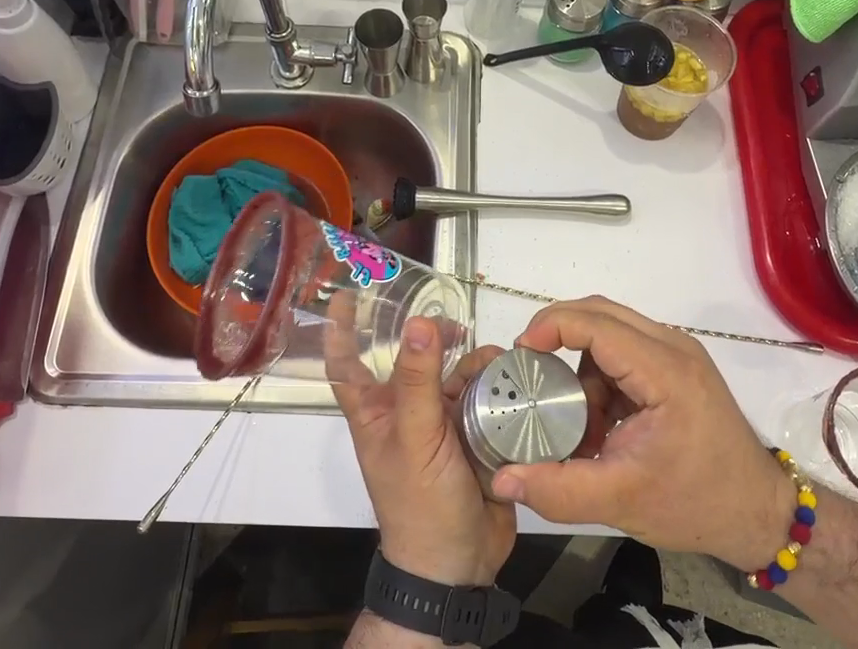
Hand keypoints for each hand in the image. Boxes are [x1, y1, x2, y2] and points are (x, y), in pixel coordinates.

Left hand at [335, 318, 517, 585]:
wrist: (459, 565)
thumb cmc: (420, 503)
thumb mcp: (415, 439)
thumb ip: (417, 381)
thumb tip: (418, 321)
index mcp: (376, 412)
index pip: (348, 362)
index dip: (343, 328)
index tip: (349, 293)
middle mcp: (407, 411)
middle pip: (413, 359)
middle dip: (432, 336)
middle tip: (456, 322)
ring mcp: (442, 422)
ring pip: (455, 373)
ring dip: (474, 361)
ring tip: (496, 359)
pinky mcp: (475, 434)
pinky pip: (484, 396)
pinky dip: (497, 384)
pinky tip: (514, 377)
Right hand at [490, 298, 794, 571]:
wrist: (759, 513)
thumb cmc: (697, 503)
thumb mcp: (621, 501)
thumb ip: (558, 489)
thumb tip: (501, 478)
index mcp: (665, 371)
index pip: (596, 323)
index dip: (551, 328)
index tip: (519, 356)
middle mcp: (673, 347)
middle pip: (600, 314)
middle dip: (558, 337)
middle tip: (528, 373)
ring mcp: (677, 355)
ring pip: (610, 331)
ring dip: (580, 365)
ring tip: (574, 419)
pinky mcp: (676, 368)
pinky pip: (624, 351)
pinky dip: (599, 377)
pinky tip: (598, 423)